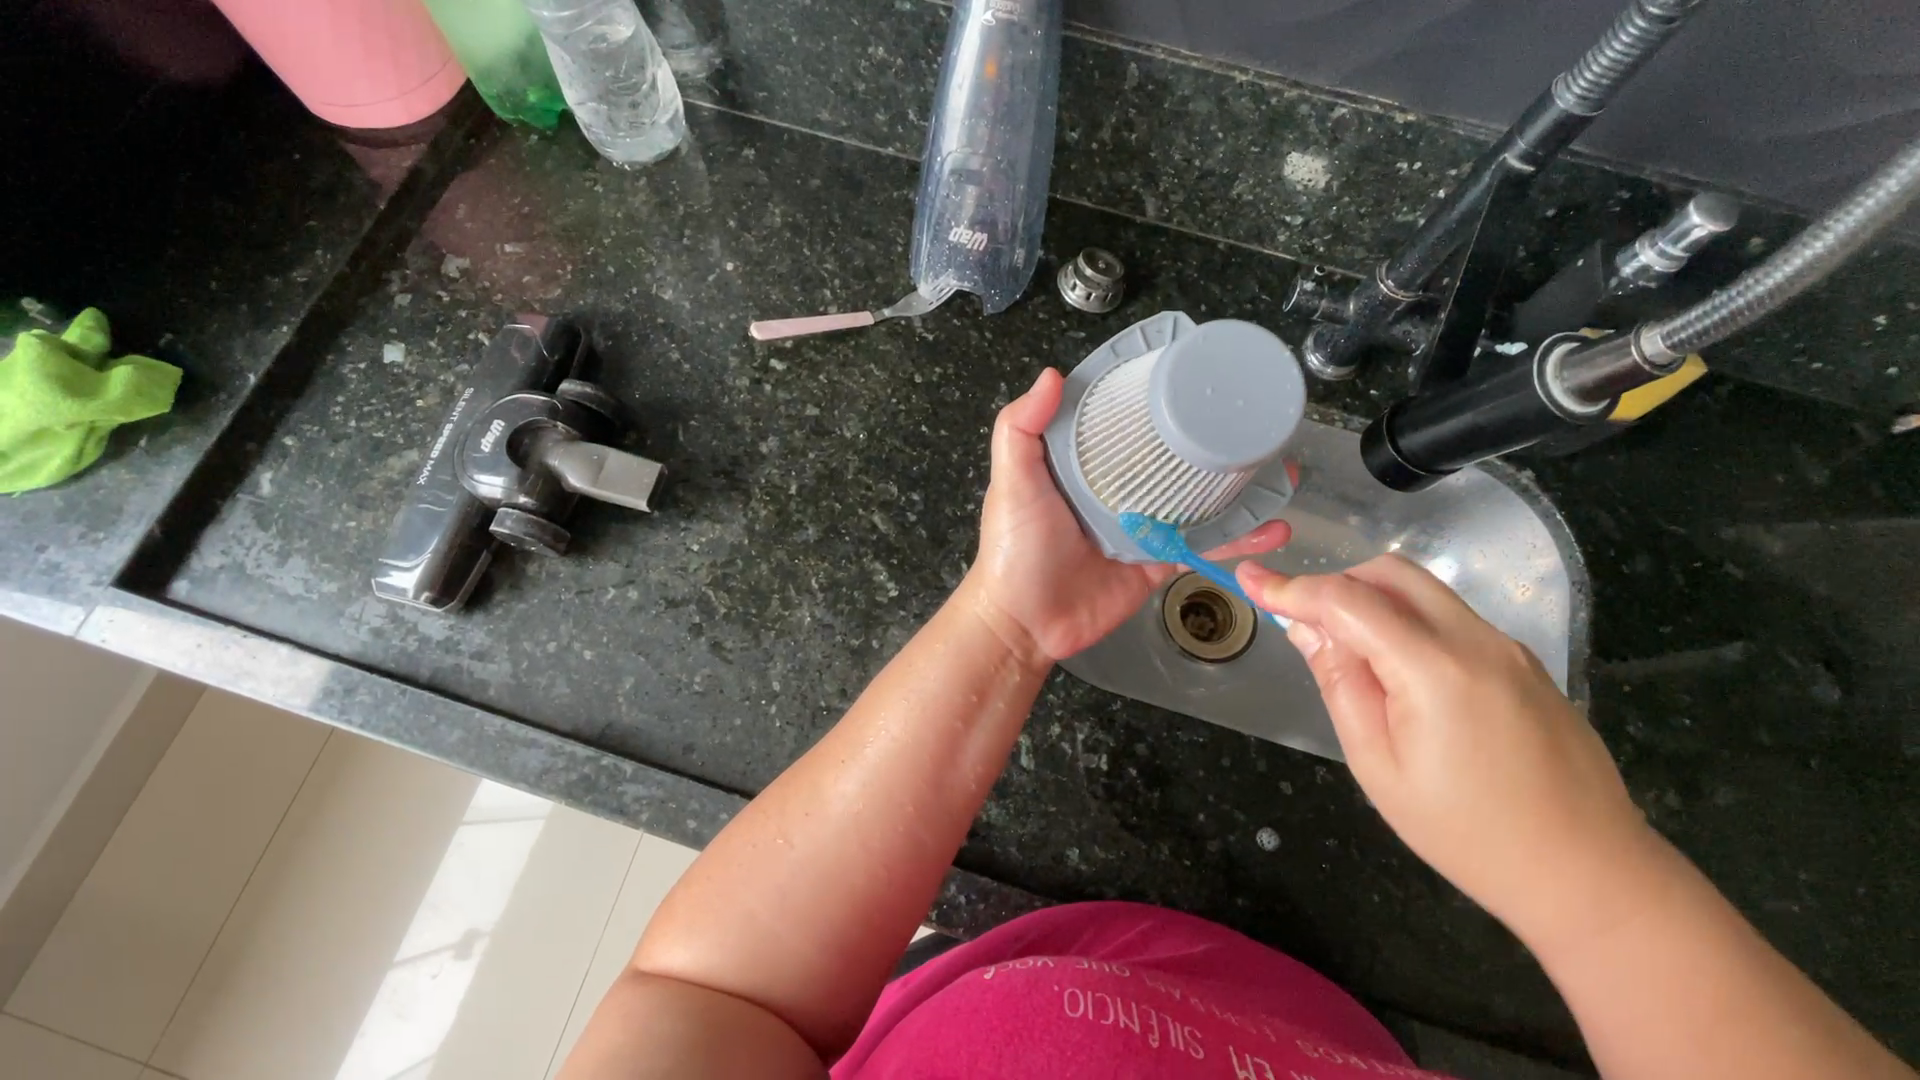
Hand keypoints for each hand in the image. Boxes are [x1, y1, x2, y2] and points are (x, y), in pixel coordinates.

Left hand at [965, 368, 1291, 664]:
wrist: (1026, 624)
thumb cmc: (1015, 549)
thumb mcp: (1013, 483)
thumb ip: (1020, 429)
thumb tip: (1053, 374)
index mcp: (1085, 463)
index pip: (1126, 422)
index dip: (1158, 399)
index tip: (1199, 377)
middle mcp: (1118, 488)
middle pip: (1173, 458)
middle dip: (1215, 442)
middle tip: (1260, 426)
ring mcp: (1142, 525)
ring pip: (1199, 500)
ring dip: (1240, 489)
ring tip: (1281, 473)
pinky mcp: (1158, 561)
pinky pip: (1203, 545)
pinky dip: (1237, 540)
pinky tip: (1272, 529)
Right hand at [1236, 555, 1663, 951]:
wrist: (1590, 873)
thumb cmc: (1467, 833)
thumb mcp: (1379, 767)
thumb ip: (1342, 686)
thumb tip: (1309, 630)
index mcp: (1435, 669)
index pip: (1347, 601)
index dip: (1290, 586)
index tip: (1248, 578)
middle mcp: (1477, 641)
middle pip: (1391, 573)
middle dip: (1335, 582)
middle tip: (1302, 622)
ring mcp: (1508, 648)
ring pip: (1424, 591)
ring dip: (1372, 601)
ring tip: (1348, 656)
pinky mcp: (1524, 664)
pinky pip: (1452, 619)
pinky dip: (1408, 622)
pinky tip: (1400, 677)